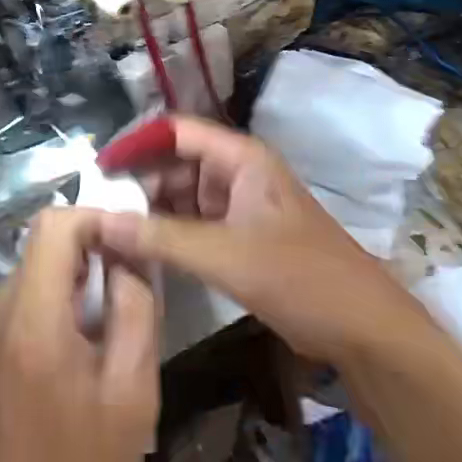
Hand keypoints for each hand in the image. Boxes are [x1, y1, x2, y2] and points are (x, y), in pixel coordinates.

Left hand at [0, 208, 158, 461]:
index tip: (123, 246)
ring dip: (58, 293)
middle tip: (115, 302)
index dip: (92, 221)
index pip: (52, 226)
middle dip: (81, 263)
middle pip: (38, 254)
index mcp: (28, 323)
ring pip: (22, 281)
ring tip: (86, 344)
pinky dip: (35, 317)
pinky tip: (53, 366)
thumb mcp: (132, 393)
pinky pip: (4, 311)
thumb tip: (127, 253)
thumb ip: (136, 308)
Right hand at [98, 115, 413, 362]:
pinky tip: (142, 248)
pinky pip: (194, 222)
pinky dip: (169, 232)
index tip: (97, 168)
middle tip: (99, 207)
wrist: (363, 329)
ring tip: (111, 228)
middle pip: (176, 162)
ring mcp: (240, 204)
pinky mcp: (241, 235)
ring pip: (183, 194)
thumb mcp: (224, 255)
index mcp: (240, 157)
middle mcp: (238, 172)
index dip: (136, 144)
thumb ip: (160, 238)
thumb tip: (100, 222)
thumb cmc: (299, 276)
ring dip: (152, 209)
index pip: (175, 131)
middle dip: (139, 182)